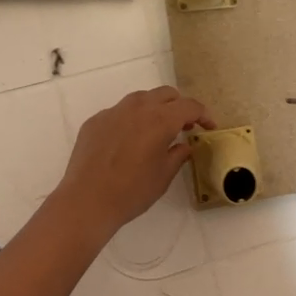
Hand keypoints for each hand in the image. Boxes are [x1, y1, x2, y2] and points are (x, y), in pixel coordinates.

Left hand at [53, 86, 214, 236]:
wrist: (86, 201)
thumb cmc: (131, 191)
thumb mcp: (163, 176)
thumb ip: (178, 155)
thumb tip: (184, 146)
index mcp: (160, 120)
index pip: (189, 106)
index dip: (203, 115)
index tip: (208, 127)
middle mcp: (137, 108)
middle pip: (166, 94)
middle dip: (179, 107)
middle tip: (184, 127)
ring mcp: (113, 112)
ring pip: (141, 99)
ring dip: (154, 109)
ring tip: (156, 131)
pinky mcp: (95, 121)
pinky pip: (119, 112)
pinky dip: (131, 120)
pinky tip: (128, 142)